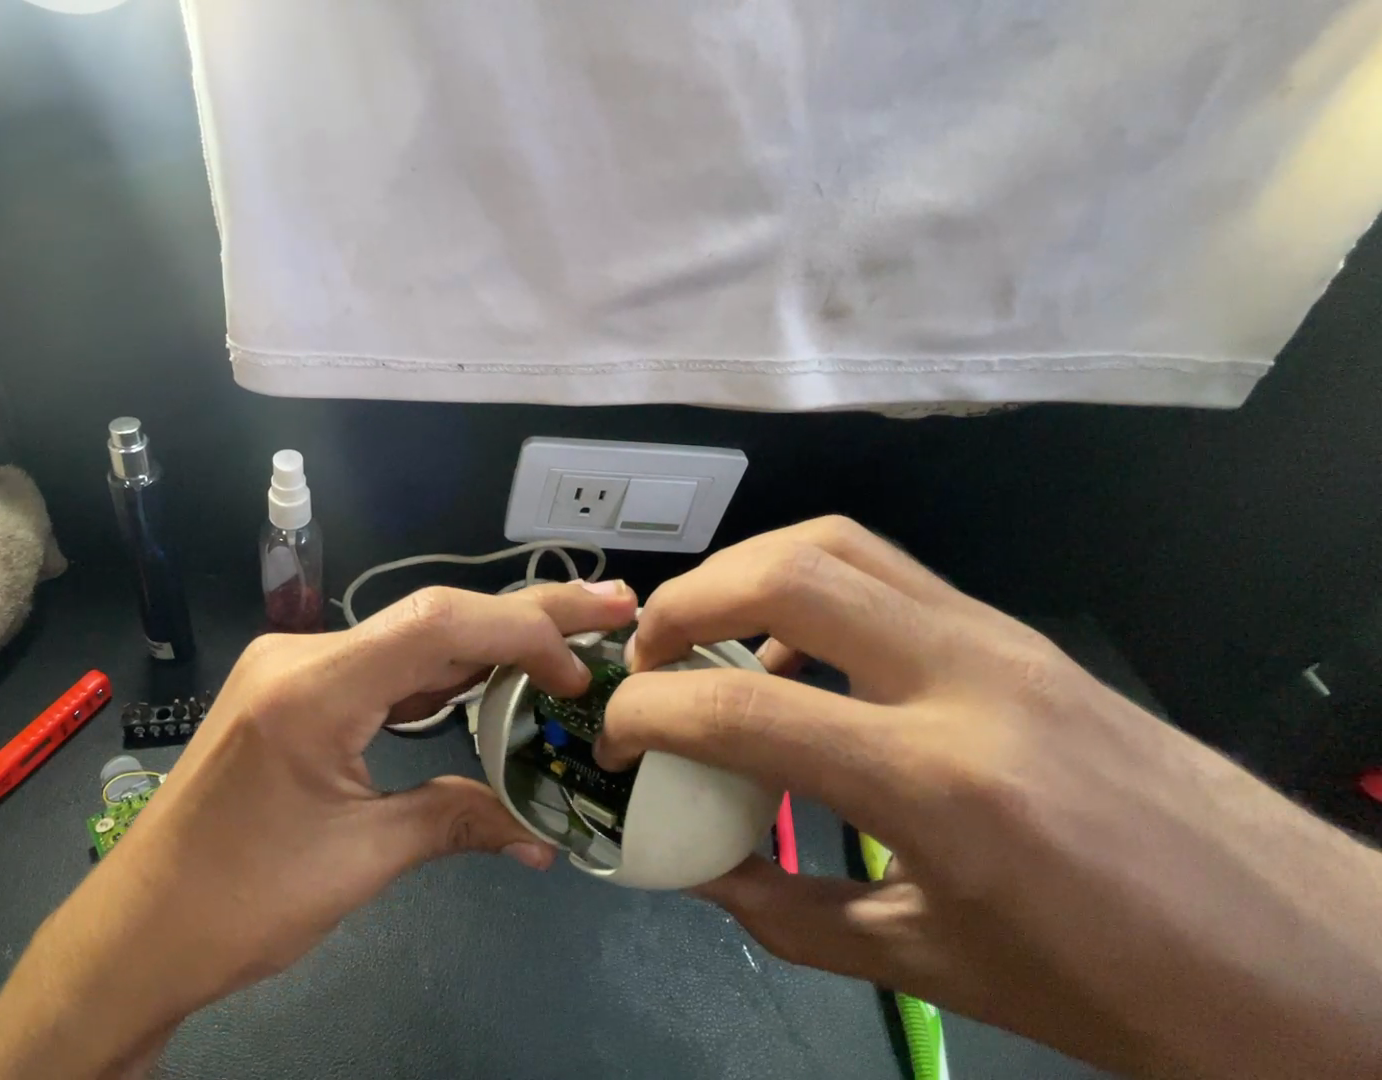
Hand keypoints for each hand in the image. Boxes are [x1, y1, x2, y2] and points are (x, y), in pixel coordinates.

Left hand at [0, 581, 638, 1078]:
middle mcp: (302, 655)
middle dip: (523, 616)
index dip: (522, 632)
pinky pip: (380, 669)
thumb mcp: (360, 862)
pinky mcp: (293, 691)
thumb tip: (542, 837)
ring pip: (408, 640)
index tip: (582, 666)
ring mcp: (293, 669)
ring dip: (486, 644)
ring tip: (568, 640)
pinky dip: (440, 675)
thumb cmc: (238, 902)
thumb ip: (455, 821)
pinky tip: (492, 678)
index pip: (437, 626)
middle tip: (609, 604)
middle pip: (430, 618)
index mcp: (311, 686)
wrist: (137, 930)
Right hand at [597, 516, 1381, 1078]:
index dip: (647, 713)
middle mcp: (965, 679)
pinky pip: (884, 572)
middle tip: (648, 659)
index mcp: (939, 783)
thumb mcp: (933, 968)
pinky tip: (798, 655)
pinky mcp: (1017, 633)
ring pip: (836, 545)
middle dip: (684, 605)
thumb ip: (788, 912)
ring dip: (743, 574)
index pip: (741, 710)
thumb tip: (701, 870)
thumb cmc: (1127, 990)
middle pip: (785, 575)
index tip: (612, 735)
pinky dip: (807, 588)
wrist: (1331, 967)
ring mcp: (999, 639)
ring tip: (707, 633)